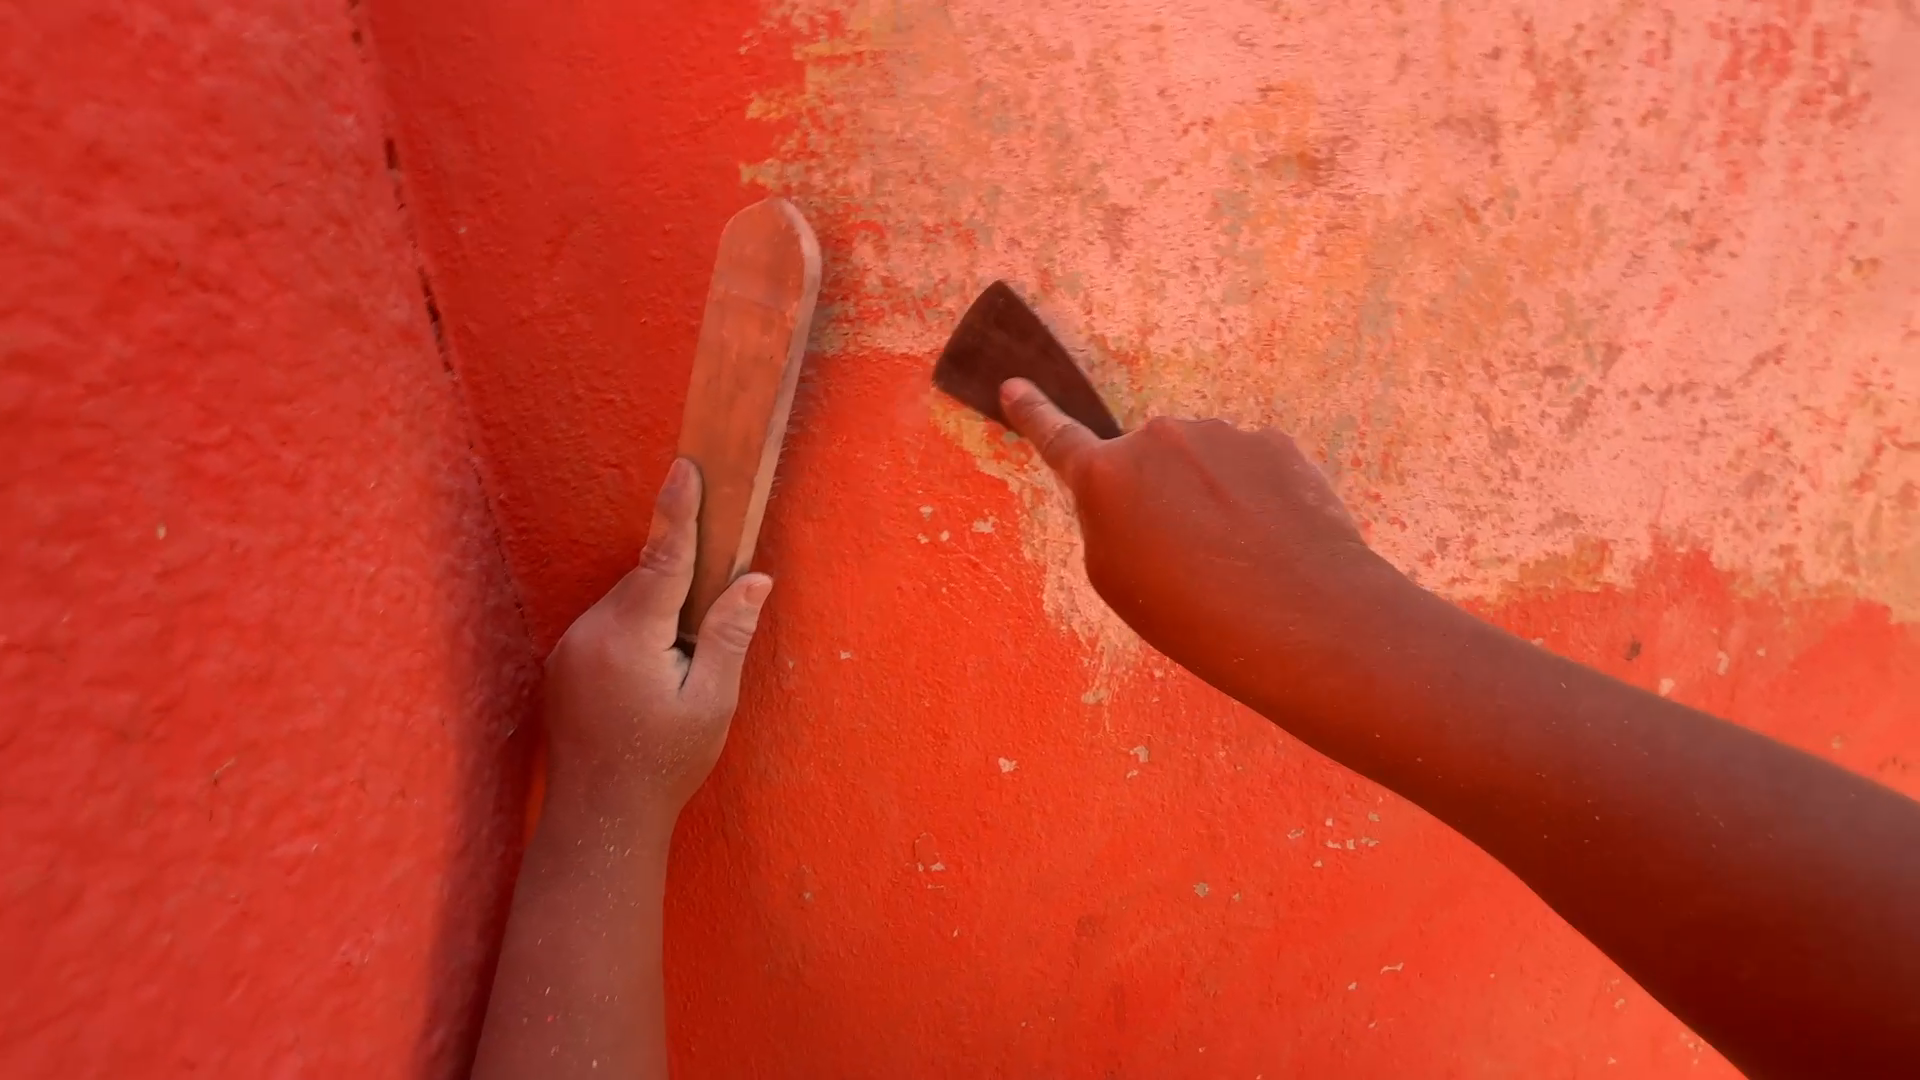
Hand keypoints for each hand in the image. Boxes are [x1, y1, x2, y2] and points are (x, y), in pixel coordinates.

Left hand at [541, 458, 772, 814]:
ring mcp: (570, 646)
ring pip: (629, 601)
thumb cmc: (665, 763)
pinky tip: (651, 677)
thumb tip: (755, 578)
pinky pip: (611, 621)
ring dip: (661, 614)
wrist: (600, 820)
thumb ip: (730, 633)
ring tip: (677, 674)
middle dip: (682, 590)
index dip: (677, 512)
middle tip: (704, 643)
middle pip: (647, 581)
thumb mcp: (712, 701)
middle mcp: (590, 632)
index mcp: (629, 639)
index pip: (661, 560)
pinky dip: (639, 629)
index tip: (685, 468)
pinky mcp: (564, 660)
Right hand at [998, 378, 1408, 719]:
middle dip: (1152, 494)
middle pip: (1142, 462)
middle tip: (1181, 553)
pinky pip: (1244, 464)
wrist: (1299, 618)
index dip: (1033, 413)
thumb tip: (1129, 493)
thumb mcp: (1113, 578)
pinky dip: (1248, 495)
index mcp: (1104, 476)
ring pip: (1197, 461)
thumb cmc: (1187, 612)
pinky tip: (1268, 538)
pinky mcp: (1273, 442)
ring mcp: (1220, 434)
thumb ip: (1105, 520)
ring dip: (1205, 495)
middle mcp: (1157, 438)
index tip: (1014, 386)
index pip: (1057, 436)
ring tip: (1233, 554)